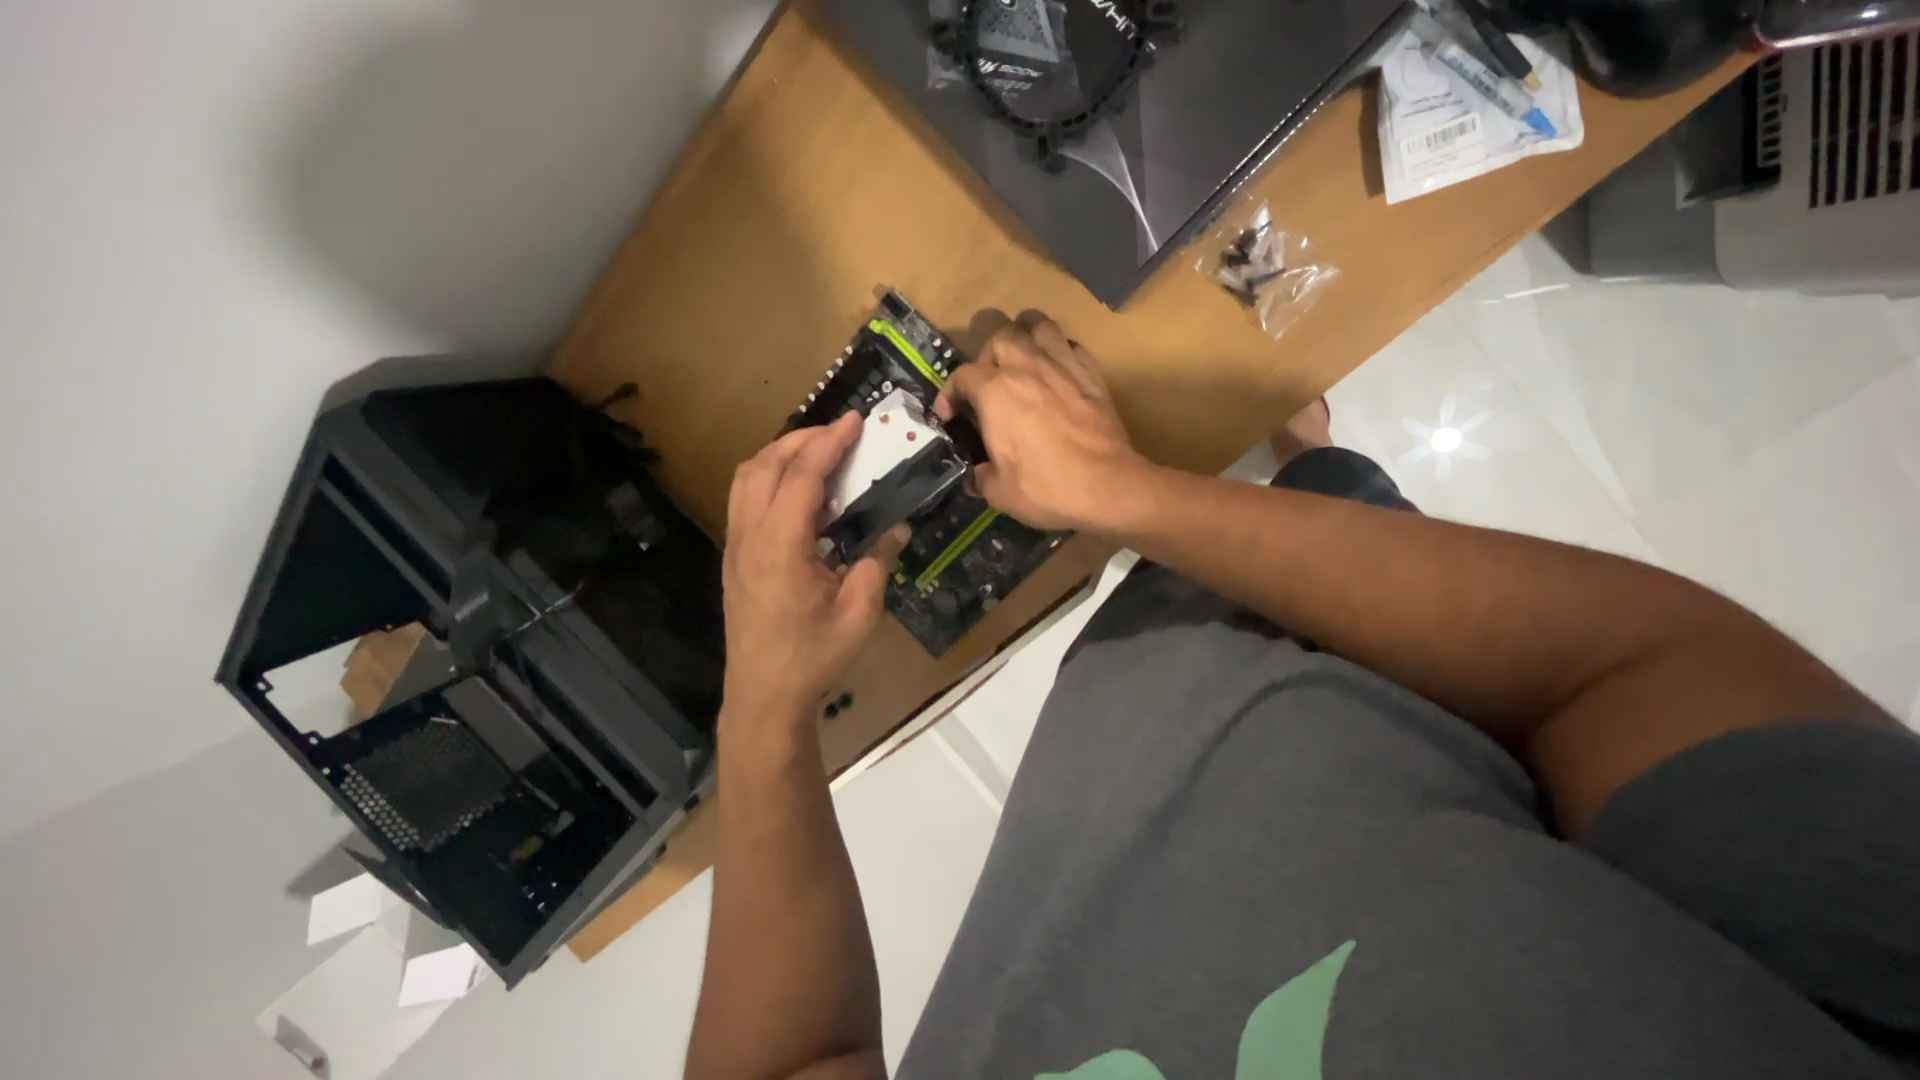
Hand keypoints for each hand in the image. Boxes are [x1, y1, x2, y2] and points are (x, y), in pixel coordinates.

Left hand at [722, 412, 908, 727]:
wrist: (764, 696)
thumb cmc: (813, 658)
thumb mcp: (859, 613)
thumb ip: (877, 563)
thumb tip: (899, 528)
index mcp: (781, 546)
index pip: (803, 476)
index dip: (830, 442)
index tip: (856, 419)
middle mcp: (750, 536)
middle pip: (766, 464)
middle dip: (803, 439)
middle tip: (841, 433)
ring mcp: (735, 546)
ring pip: (747, 477)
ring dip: (780, 454)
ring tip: (817, 453)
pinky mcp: (733, 558)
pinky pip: (744, 499)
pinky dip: (769, 478)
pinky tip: (799, 492)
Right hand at [935, 318, 1147, 530]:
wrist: (1106, 486)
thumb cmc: (1046, 488)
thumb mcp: (999, 492)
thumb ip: (980, 477)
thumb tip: (975, 476)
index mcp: (995, 391)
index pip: (962, 376)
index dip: (950, 394)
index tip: (949, 415)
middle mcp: (1026, 367)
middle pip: (1001, 336)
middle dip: (989, 355)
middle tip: (990, 381)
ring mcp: (1062, 366)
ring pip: (1039, 326)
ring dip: (1027, 337)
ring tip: (1024, 359)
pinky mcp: (1092, 374)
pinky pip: (1072, 346)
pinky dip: (1061, 353)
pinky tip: (1058, 373)